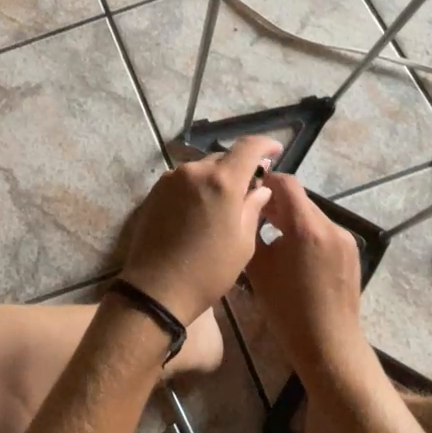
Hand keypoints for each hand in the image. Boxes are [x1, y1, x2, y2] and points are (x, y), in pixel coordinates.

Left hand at [120, 136, 282, 324]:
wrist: (157, 288)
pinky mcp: (156, 190)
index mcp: (222, 181)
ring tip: (224, 207)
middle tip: (251, 190)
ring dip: (217, 180)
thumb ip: (253, 207)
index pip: (248, 148)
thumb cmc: (209, 270)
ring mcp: (171, 179)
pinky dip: (198, 188)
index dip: (265, 145)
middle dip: (240, 170)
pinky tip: (201, 212)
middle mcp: (194, 171)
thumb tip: (260, 189)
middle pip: (224, 159)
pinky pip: (185, 181)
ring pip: (203, 170)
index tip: (276, 150)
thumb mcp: (243, 242)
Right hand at [245, 173, 368, 379]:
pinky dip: (304, 232)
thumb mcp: (257, 266)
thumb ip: (251, 230)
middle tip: (251, 215)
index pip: (286, 182)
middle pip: (299, 198)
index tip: (245, 193)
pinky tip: (290, 252)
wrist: (328, 346)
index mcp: (306, 228)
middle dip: (275, 202)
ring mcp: (345, 239)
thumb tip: (245, 208)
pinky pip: (322, 230)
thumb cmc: (286, 309)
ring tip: (269, 235)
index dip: (264, 181)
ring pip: (310, 214)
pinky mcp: (351, 252)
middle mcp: (331, 226)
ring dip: (289, 217)